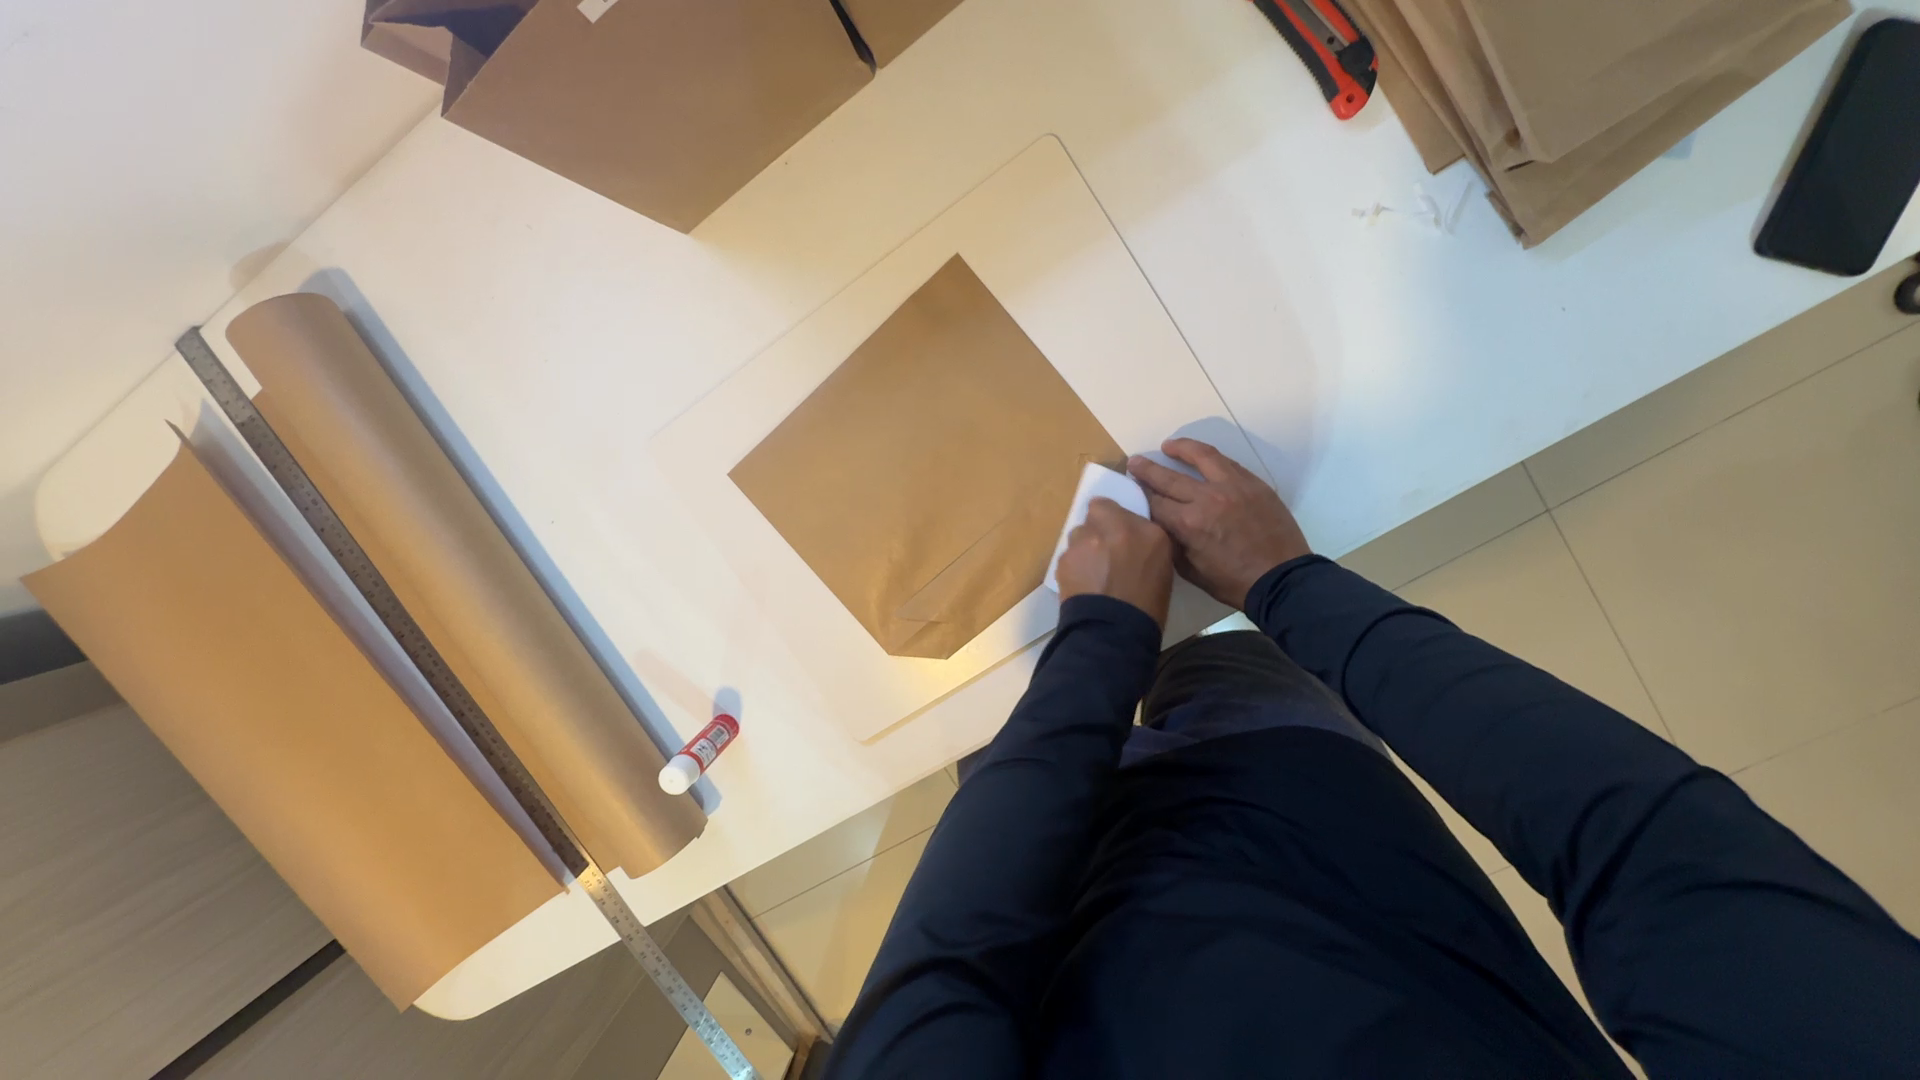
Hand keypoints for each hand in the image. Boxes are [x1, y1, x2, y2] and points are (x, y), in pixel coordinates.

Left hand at [1055, 497, 1175, 627]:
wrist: (1114, 633)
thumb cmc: (1146, 608)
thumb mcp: (1161, 570)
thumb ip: (1144, 545)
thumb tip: (1129, 540)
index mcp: (1150, 533)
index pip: (1126, 509)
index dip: (1118, 520)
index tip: (1117, 533)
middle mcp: (1117, 528)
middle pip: (1098, 512)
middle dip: (1098, 526)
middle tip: (1102, 549)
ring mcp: (1087, 540)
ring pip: (1079, 532)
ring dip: (1084, 545)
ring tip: (1090, 570)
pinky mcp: (1065, 557)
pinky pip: (1068, 554)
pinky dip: (1073, 565)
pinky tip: (1081, 583)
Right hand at [1127, 438, 1310, 608]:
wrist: (1282, 579)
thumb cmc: (1233, 583)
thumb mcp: (1190, 571)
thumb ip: (1171, 544)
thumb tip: (1159, 525)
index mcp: (1188, 524)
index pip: (1154, 503)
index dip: (1139, 496)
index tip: (1130, 490)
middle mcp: (1206, 498)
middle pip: (1169, 477)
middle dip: (1147, 470)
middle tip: (1134, 462)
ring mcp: (1233, 486)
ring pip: (1201, 457)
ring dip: (1181, 448)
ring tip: (1168, 445)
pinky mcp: (1253, 484)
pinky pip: (1227, 463)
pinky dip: (1210, 457)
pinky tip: (1201, 457)